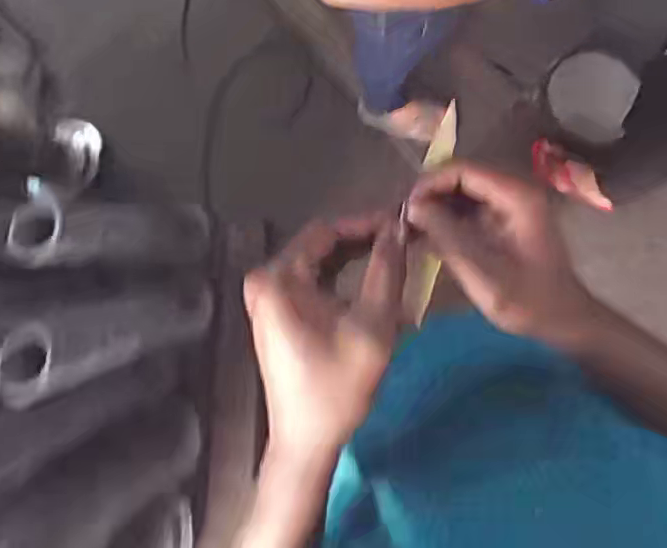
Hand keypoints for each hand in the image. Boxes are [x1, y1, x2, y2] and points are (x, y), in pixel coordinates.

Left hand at [243, 213, 405, 458]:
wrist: (306, 444)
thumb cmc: (337, 387)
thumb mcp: (373, 326)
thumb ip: (387, 271)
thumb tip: (398, 228)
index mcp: (279, 278)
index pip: (326, 230)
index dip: (365, 222)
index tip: (399, 223)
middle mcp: (266, 278)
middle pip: (320, 241)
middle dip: (362, 236)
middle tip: (399, 236)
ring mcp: (268, 294)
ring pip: (319, 257)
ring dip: (354, 252)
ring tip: (392, 250)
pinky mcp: (277, 308)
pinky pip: (313, 275)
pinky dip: (341, 271)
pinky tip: (370, 272)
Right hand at [405, 162, 602, 347]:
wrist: (565, 320)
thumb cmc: (529, 302)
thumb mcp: (483, 274)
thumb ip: (447, 237)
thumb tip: (413, 206)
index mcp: (516, 194)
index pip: (463, 169)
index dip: (430, 183)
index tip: (407, 208)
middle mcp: (514, 187)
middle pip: (460, 175)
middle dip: (430, 193)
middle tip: (405, 219)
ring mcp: (509, 200)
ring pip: (461, 188)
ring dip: (436, 204)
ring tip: (411, 228)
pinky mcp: (503, 214)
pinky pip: (469, 203)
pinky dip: (447, 216)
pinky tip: (428, 236)